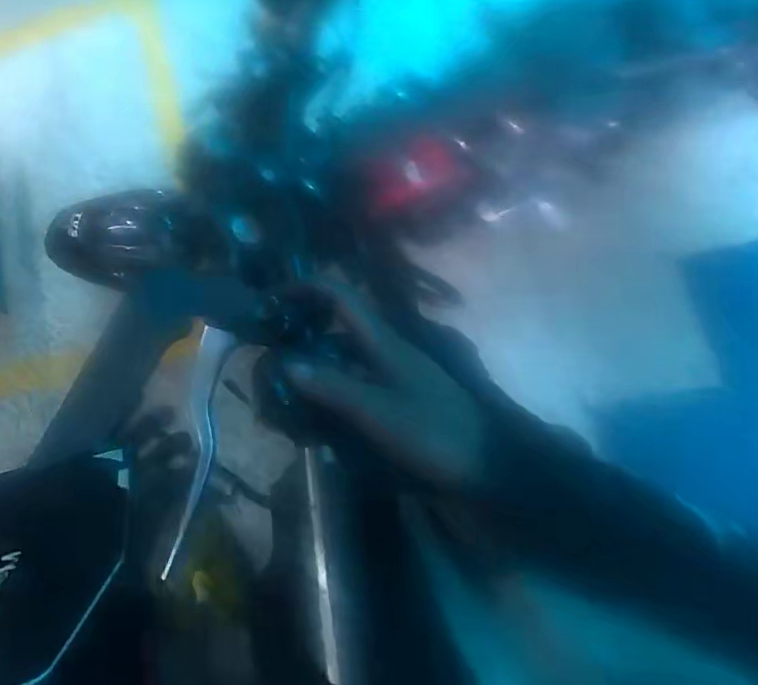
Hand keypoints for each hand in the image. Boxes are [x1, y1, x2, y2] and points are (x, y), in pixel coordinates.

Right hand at [280, 279, 487, 490]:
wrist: (490, 469)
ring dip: (308, 381)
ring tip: (283, 413)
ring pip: (336, 366)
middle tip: (267, 377)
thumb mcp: (381, 412)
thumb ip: (333, 387)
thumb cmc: (437, 433)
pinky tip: (312, 432)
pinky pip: (348, 393)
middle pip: (330, 333)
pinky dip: (326, 404)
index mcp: (382, 341)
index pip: (338, 296)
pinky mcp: (391, 405)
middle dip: (296, 347)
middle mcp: (381, 352)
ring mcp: (387, 379)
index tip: (270, 302)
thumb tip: (285, 363)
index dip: (304, 288)